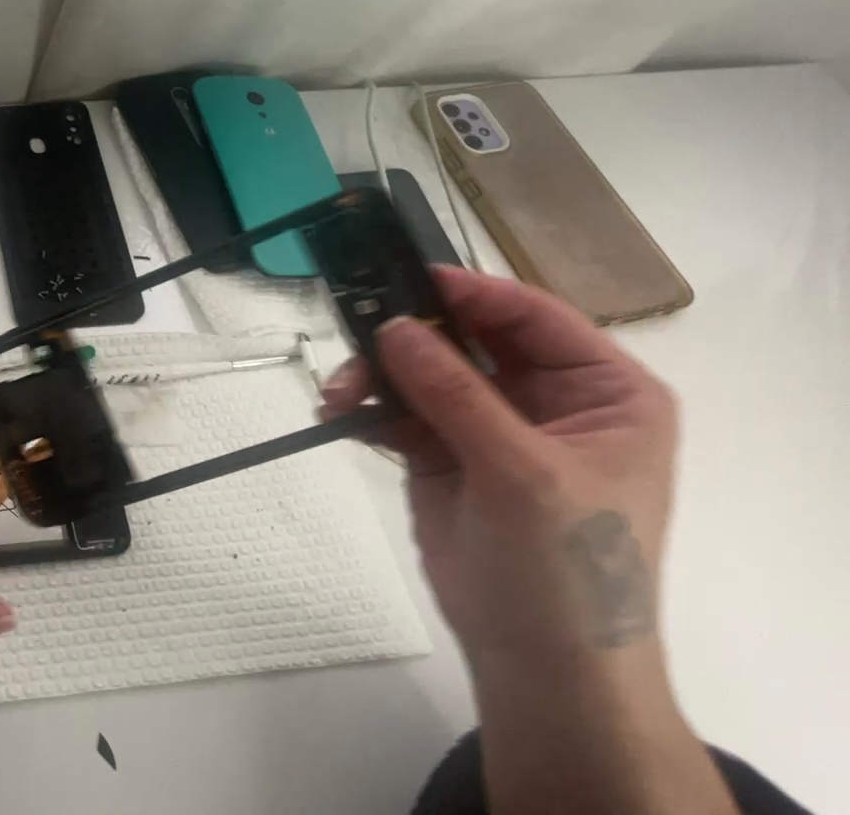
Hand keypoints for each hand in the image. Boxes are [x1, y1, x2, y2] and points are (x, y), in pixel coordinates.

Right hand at [321, 265, 675, 671]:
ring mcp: (488, 425)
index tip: (401, 280)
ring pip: (421, 371)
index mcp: (602, 391)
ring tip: (336, 396)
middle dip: (406, 338)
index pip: (532, 317)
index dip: (470, 294)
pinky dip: (364, 407)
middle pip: (466, 339)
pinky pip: (397, 409)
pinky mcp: (441, 452)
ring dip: (375, 375)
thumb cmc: (567, 565)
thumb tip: (392, 327)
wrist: (539, 658)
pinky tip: (336, 415)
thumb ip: (455, 395)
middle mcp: (545, 398)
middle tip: (351, 339)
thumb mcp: (520, 473)